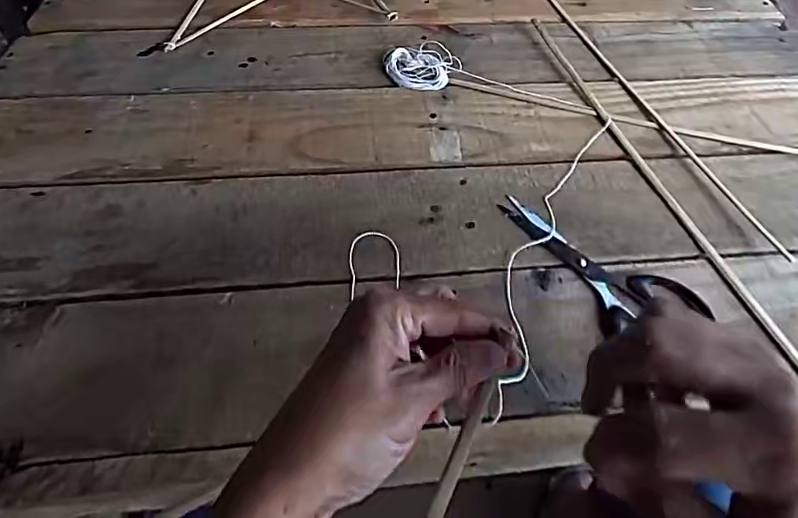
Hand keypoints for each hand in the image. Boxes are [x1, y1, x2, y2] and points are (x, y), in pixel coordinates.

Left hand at [214, 287, 515, 517]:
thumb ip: (462, 368)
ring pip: (428, 340)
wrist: (283, 488)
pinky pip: (410, 357)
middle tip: (495, 372)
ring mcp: (366, 338)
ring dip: (451, 365)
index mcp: (385, 309)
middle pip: (442, 318)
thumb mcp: (414, 400)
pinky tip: (439, 404)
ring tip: (467, 396)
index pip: (454, 310)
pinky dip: (430, 376)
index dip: (489, 332)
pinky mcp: (362, 364)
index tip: (514, 350)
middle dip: (469, 346)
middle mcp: (375, 314)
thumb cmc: (335, 441)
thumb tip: (497, 351)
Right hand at [579, 305, 797, 517]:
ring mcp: (760, 353)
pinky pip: (686, 320)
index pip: (664, 433)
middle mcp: (766, 383)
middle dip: (609, 367)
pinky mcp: (751, 343)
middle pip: (663, 341)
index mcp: (770, 451)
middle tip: (595, 406)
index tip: (596, 464)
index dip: (613, 450)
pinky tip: (654, 384)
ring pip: (669, 317)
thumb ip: (666, 506)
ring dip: (629, 349)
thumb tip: (602, 465)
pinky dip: (653, 343)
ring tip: (622, 394)